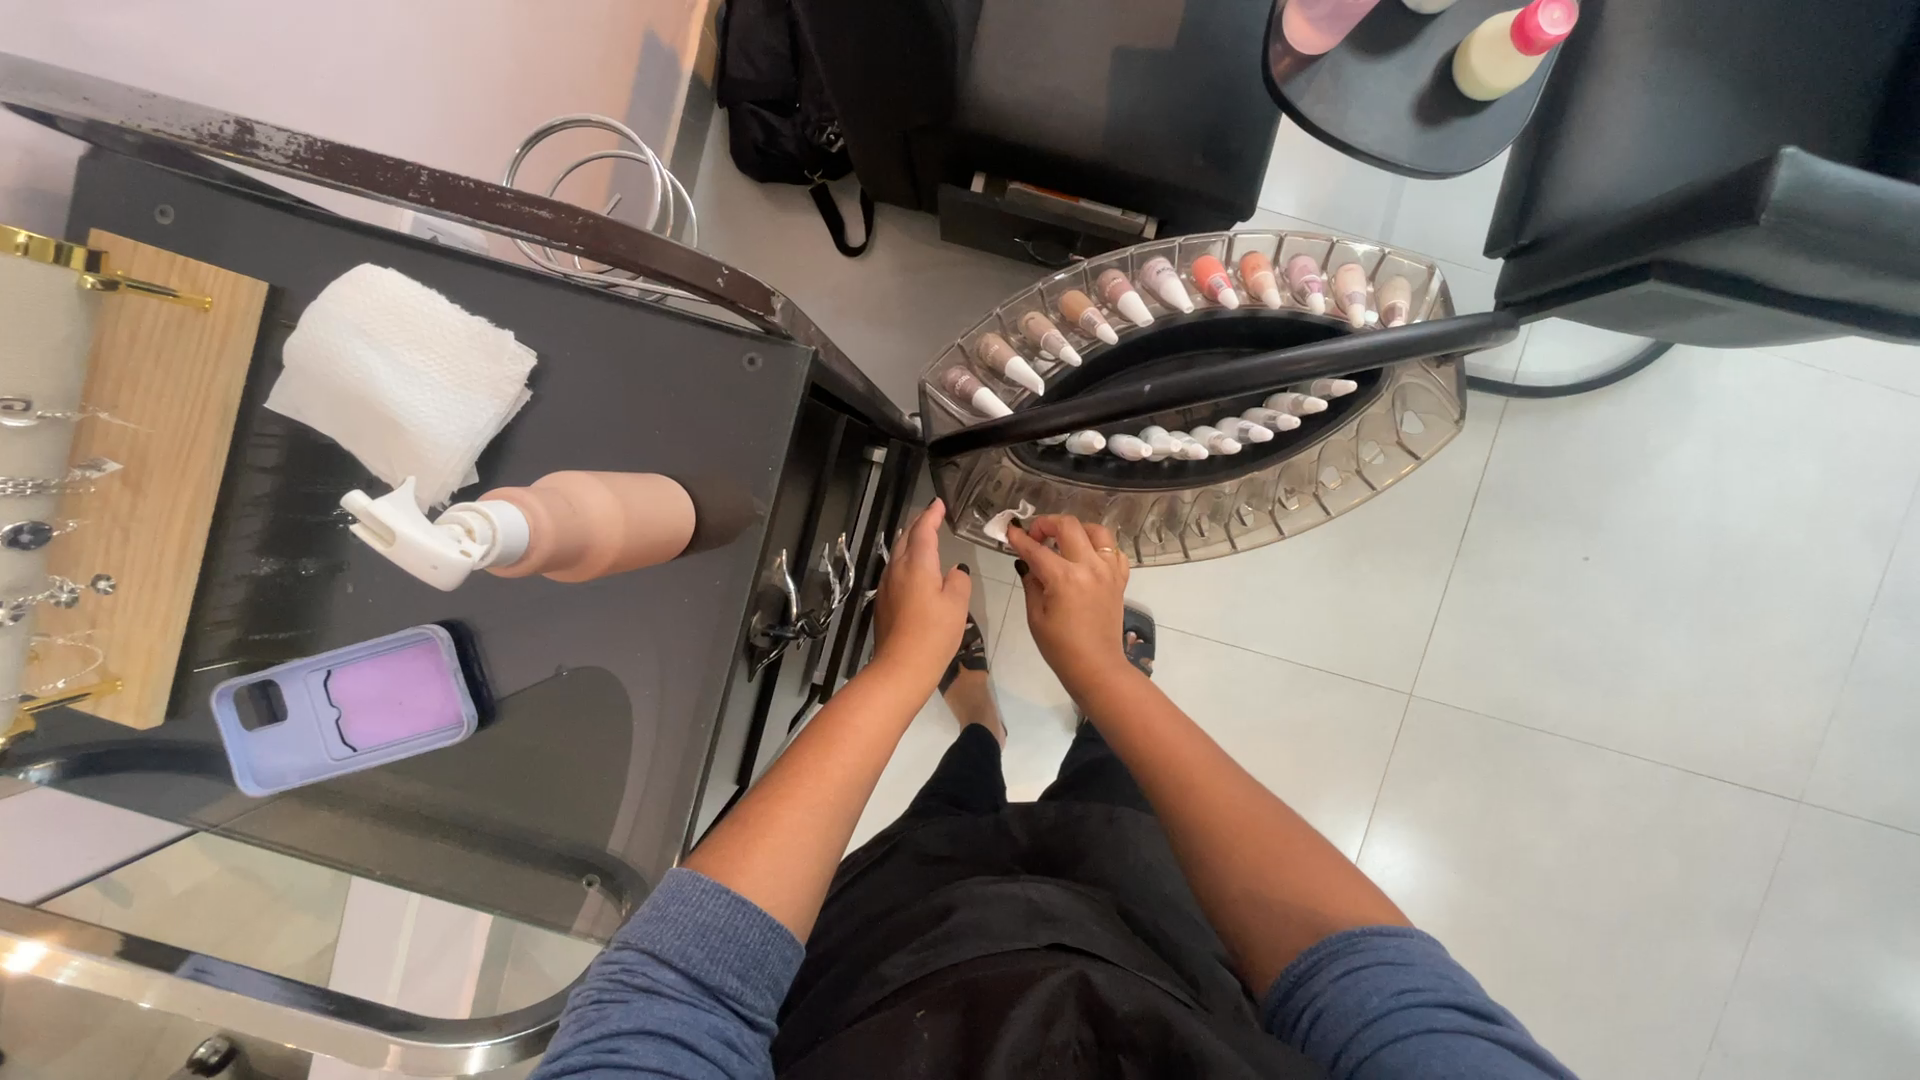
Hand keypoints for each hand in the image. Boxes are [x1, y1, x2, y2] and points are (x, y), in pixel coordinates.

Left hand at [870, 499, 972, 686]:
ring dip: (910, 542)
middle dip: (918, 525)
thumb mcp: (957, 605)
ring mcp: (886, 586)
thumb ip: (958, 581)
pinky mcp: (882, 602)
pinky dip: (905, 561)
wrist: (901, 667)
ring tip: (923, 538)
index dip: (931, 515)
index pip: (923, 530)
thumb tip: (953, 572)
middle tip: (931, 517)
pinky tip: (913, 570)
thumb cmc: (934, 634)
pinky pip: (894, 571)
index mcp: (917, 564)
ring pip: (897, 554)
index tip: (939, 504)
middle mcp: (897, 569)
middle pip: (905, 538)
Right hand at [1004, 515, 1132, 692]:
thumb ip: (1032, 582)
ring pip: (1096, 531)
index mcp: (1064, 578)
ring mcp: (1109, 571)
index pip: (1037, 549)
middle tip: (1035, 536)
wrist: (1096, 666)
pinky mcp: (1120, 579)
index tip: (1009, 530)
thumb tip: (1027, 562)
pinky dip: (1100, 547)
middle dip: (1047, 524)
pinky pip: (1114, 551)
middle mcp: (1089, 567)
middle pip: (1069, 526)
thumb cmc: (1060, 647)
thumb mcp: (1035, 615)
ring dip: (1077, 530)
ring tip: (1063, 541)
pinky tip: (1087, 557)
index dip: (1019, 538)